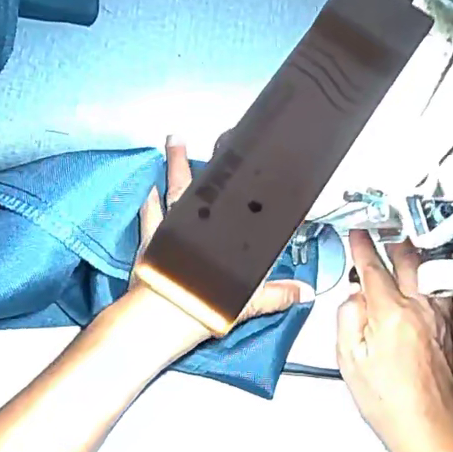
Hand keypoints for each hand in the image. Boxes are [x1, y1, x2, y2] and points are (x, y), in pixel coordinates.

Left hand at [115, 136, 314, 360]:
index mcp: (228, 237)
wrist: (166, 314)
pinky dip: (149, 202)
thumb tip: (304, 292)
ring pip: (177, 189)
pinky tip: (148, 189)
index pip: (245, 205)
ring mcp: (174, 228)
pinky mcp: (152, 239)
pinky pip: (150, 214)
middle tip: (221, 137)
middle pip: (209, 184)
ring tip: (175, 141)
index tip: (262, 161)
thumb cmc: (207, 306)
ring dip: (177, 164)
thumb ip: (276, 294)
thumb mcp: (249, 303)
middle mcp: (201, 225)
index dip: (255, 183)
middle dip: (217, 159)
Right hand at [335, 230, 452, 451]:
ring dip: (426, 257)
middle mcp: (422, 311)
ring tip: (419, 248)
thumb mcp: (348, 361)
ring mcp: (447, 321)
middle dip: (395, 245)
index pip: (373, 270)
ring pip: (440, 274)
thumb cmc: (389, 402)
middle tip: (388, 236)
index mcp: (390, 315)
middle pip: (409, 264)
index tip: (358, 237)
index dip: (362, 249)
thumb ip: (348, 320)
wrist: (429, 429)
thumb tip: (354, 299)